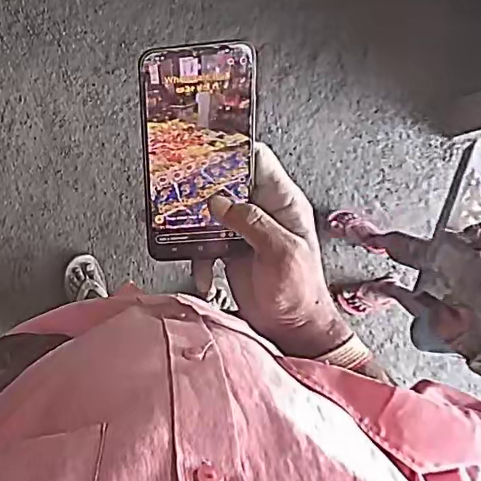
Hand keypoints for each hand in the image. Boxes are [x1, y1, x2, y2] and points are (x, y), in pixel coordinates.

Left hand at [0, 334, 69, 477]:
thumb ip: (9, 448)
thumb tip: (36, 464)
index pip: (41, 353)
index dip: (66, 348)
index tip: (90, 345)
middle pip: (32, 344)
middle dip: (58, 343)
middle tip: (79, 343)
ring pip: (14, 345)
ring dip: (36, 345)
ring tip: (54, 348)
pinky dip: (14, 350)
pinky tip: (14, 361)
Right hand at [192, 143, 351, 358]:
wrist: (293, 331)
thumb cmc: (300, 294)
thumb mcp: (282, 252)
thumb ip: (252, 222)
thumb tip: (220, 202)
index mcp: (282, 202)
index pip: (257, 160)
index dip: (233, 150)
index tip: (206, 149)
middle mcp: (261, 211)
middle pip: (226, 182)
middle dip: (203, 185)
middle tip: (182, 188)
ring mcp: (244, 230)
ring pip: (211, 210)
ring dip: (194, 221)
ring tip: (180, 227)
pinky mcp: (230, 250)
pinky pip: (205, 241)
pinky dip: (197, 255)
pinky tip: (202, 272)